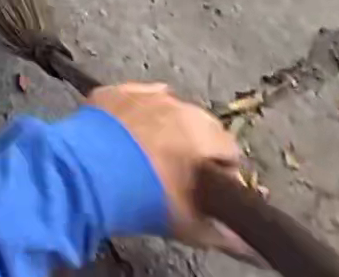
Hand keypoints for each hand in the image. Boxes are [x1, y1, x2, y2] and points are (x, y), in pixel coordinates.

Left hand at [89, 82, 254, 259]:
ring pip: (164, 107)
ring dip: (166, 125)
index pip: (229, 149)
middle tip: (183, 172)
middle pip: (198, 123)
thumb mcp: (196, 227)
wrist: (88, 171)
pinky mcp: (110, 90)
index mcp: (203, 132)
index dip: (225, 172)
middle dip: (197, 145)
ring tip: (153, 152)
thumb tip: (250, 248)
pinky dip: (135, 111)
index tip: (214, 189)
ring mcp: (138, 92)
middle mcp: (173, 103)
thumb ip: (230, 236)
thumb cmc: (147, 196)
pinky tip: (130, 129)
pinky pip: (131, 97)